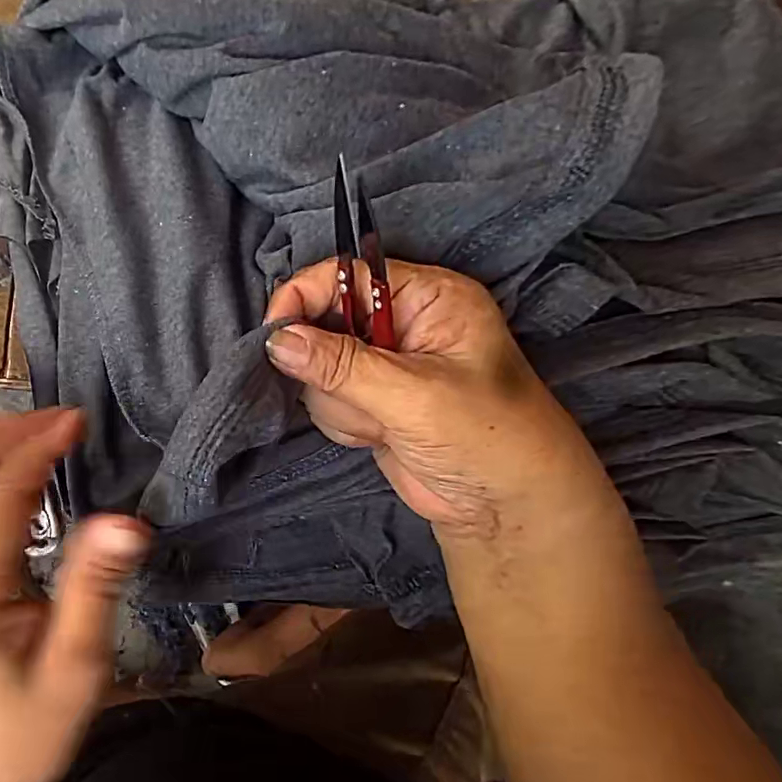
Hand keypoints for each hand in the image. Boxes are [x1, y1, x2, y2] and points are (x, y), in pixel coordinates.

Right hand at [263, 258, 604, 538]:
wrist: (505, 507)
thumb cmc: (488, 437)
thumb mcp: (412, 395)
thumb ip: (340, 364)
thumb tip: (277, 340)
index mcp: (426, 297)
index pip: (346, 275)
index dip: (303, 297)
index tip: (276, 335)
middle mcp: (400, 322)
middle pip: (321, 321)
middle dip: (329, 367)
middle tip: (362, 396)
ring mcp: (381, 363)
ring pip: (315, 366)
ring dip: (339, 402)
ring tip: (383, 423)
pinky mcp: (367, 398)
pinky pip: (324, 397)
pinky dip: (342, 421)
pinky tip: (377, 435)